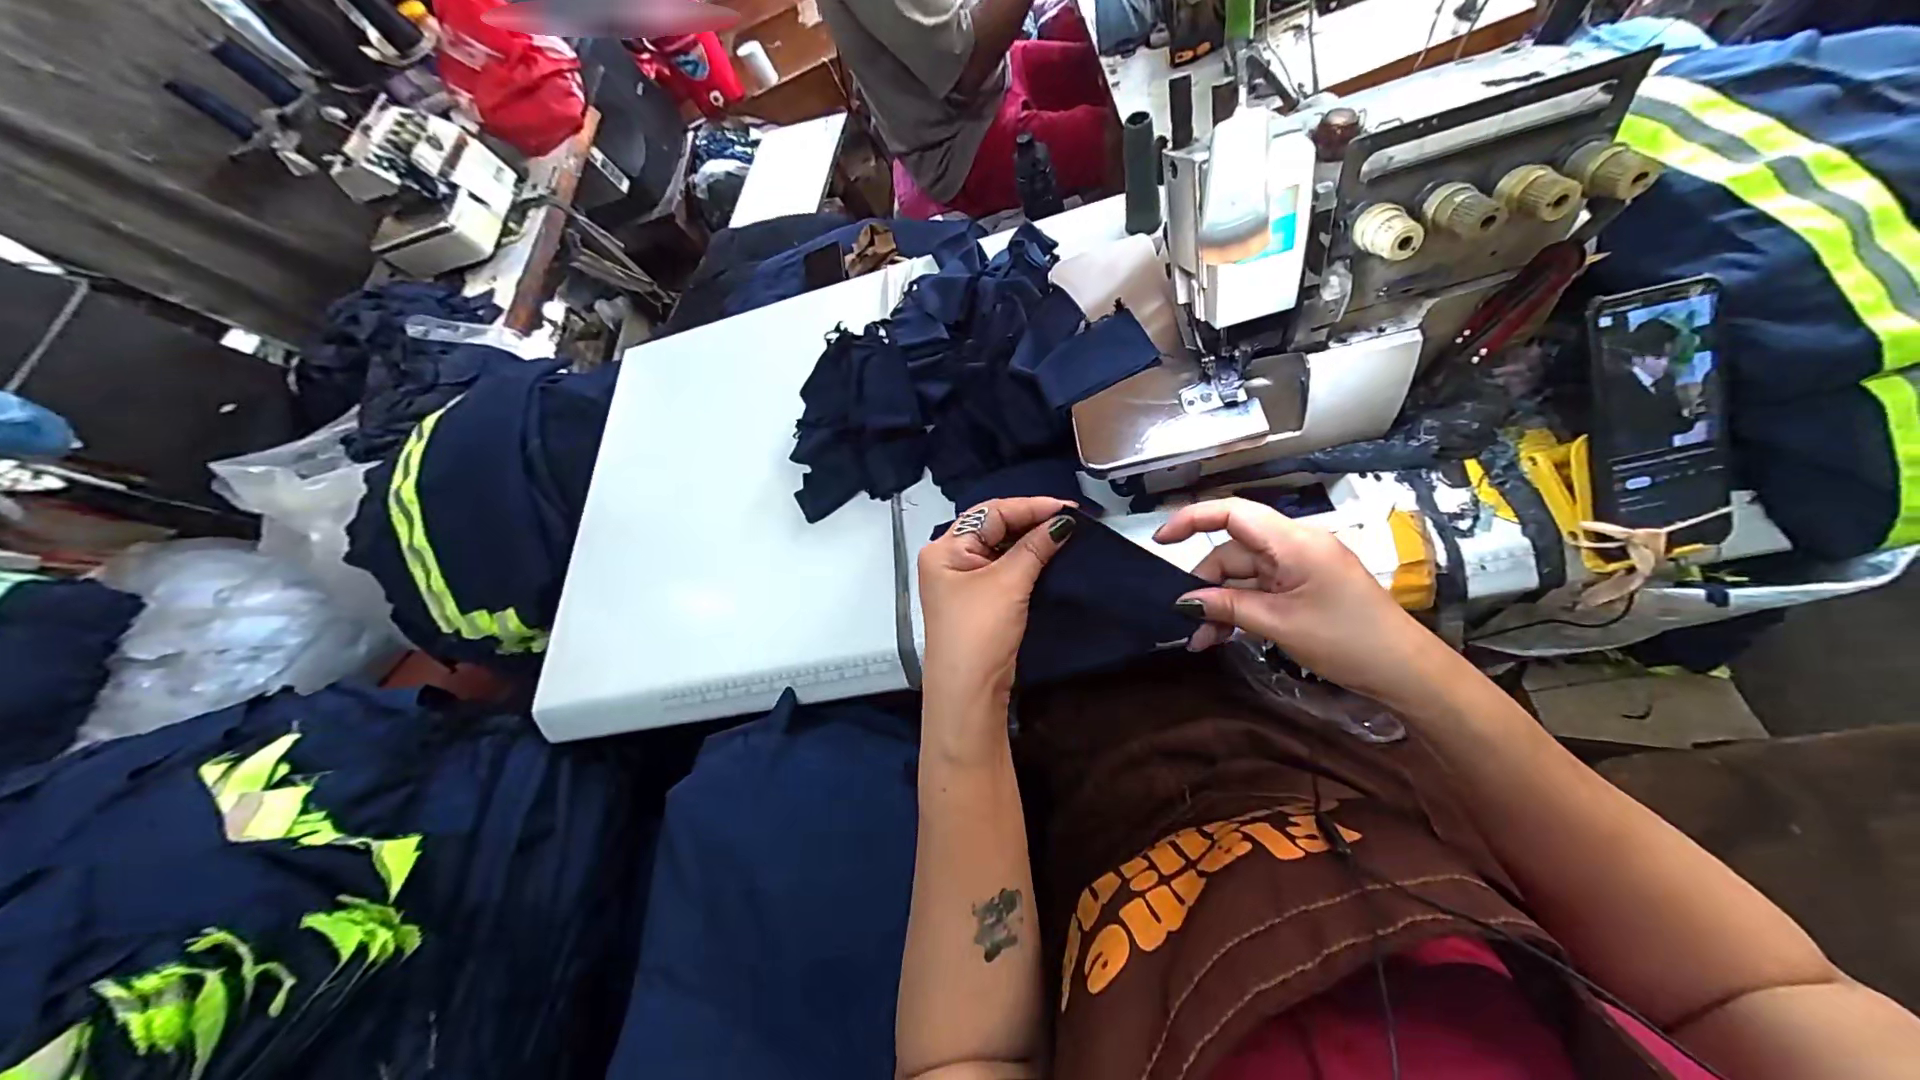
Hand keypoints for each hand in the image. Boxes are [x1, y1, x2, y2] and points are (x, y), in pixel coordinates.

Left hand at [917, 497, 1076, 719]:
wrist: (968, 692)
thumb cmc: (979, 632)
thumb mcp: (1008, 583)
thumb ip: (1035, 547)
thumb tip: (1063, 522)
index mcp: (944, 548)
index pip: (991, 513)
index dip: (1030, 507)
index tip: (1068, 509)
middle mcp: (950, 559)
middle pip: (994, 527)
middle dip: (1032, 521)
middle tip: (1072, 520)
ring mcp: (964, 581)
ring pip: (1002, 548)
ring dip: (1032, 541)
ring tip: (1067, 534)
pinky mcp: (980, 600)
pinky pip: (1005, 569)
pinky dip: (1028, 561)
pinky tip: (1051, 556)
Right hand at [1154, 497, 1443, 706]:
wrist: (1407, 671)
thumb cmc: (1348, 640)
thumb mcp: (1279, 624)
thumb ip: (1227, 606)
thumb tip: (1185, 603)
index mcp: (1293, 541)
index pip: (1231, 512)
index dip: (1190, 519)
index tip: (1161, 541)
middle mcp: (1295, 545)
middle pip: (1233, 551)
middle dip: (1205, 585)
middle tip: (1188, 623)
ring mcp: (1301, 566)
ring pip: (1243, 575)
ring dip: (1220, 604)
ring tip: (1204, 641)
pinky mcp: (1306, 585)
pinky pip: (1261, 589)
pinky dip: (1240, 609)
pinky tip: (1224, 635)